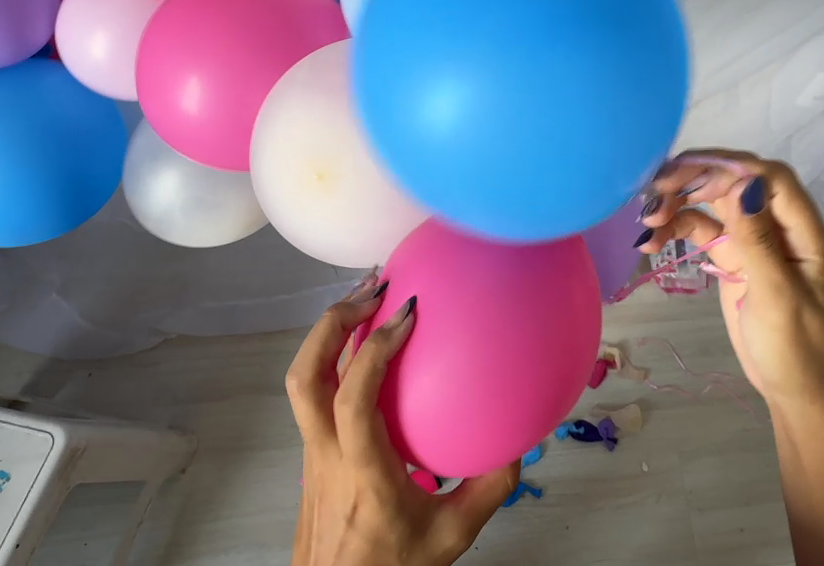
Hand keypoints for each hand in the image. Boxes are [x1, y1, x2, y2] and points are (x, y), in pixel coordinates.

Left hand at [288, 278, 519, 565]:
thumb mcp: (450, 537)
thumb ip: (489, 489)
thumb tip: (522, 442)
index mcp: (361, 471)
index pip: (353, 402)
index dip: (372, 350)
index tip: (407, 313)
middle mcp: (325, 454)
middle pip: (306, 376)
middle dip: (334, 321)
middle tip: (374, 286)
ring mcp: (310, 452)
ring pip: (301, 379)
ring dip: (328, 331)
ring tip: (365, 296)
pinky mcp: (310, 453)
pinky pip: (315, 392)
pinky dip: (334, 354)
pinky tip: (365, 344)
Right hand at [638, 149, 823, 410]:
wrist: (791, 391)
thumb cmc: (794, 346)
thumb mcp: (776, 294)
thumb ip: (756, 238)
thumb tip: (742, 183)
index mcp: (802, 229)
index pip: (769, 178)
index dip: (732, 168)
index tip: (691, 177)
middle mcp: (777, 224)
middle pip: (735, 181)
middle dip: (697, 178)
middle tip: (656, 188)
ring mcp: (751, 237)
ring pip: (713, 201)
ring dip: (679, 203)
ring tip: (647, 219)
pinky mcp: (730, 253)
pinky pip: (700, 228)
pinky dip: (676, 228)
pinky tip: (650, 241)